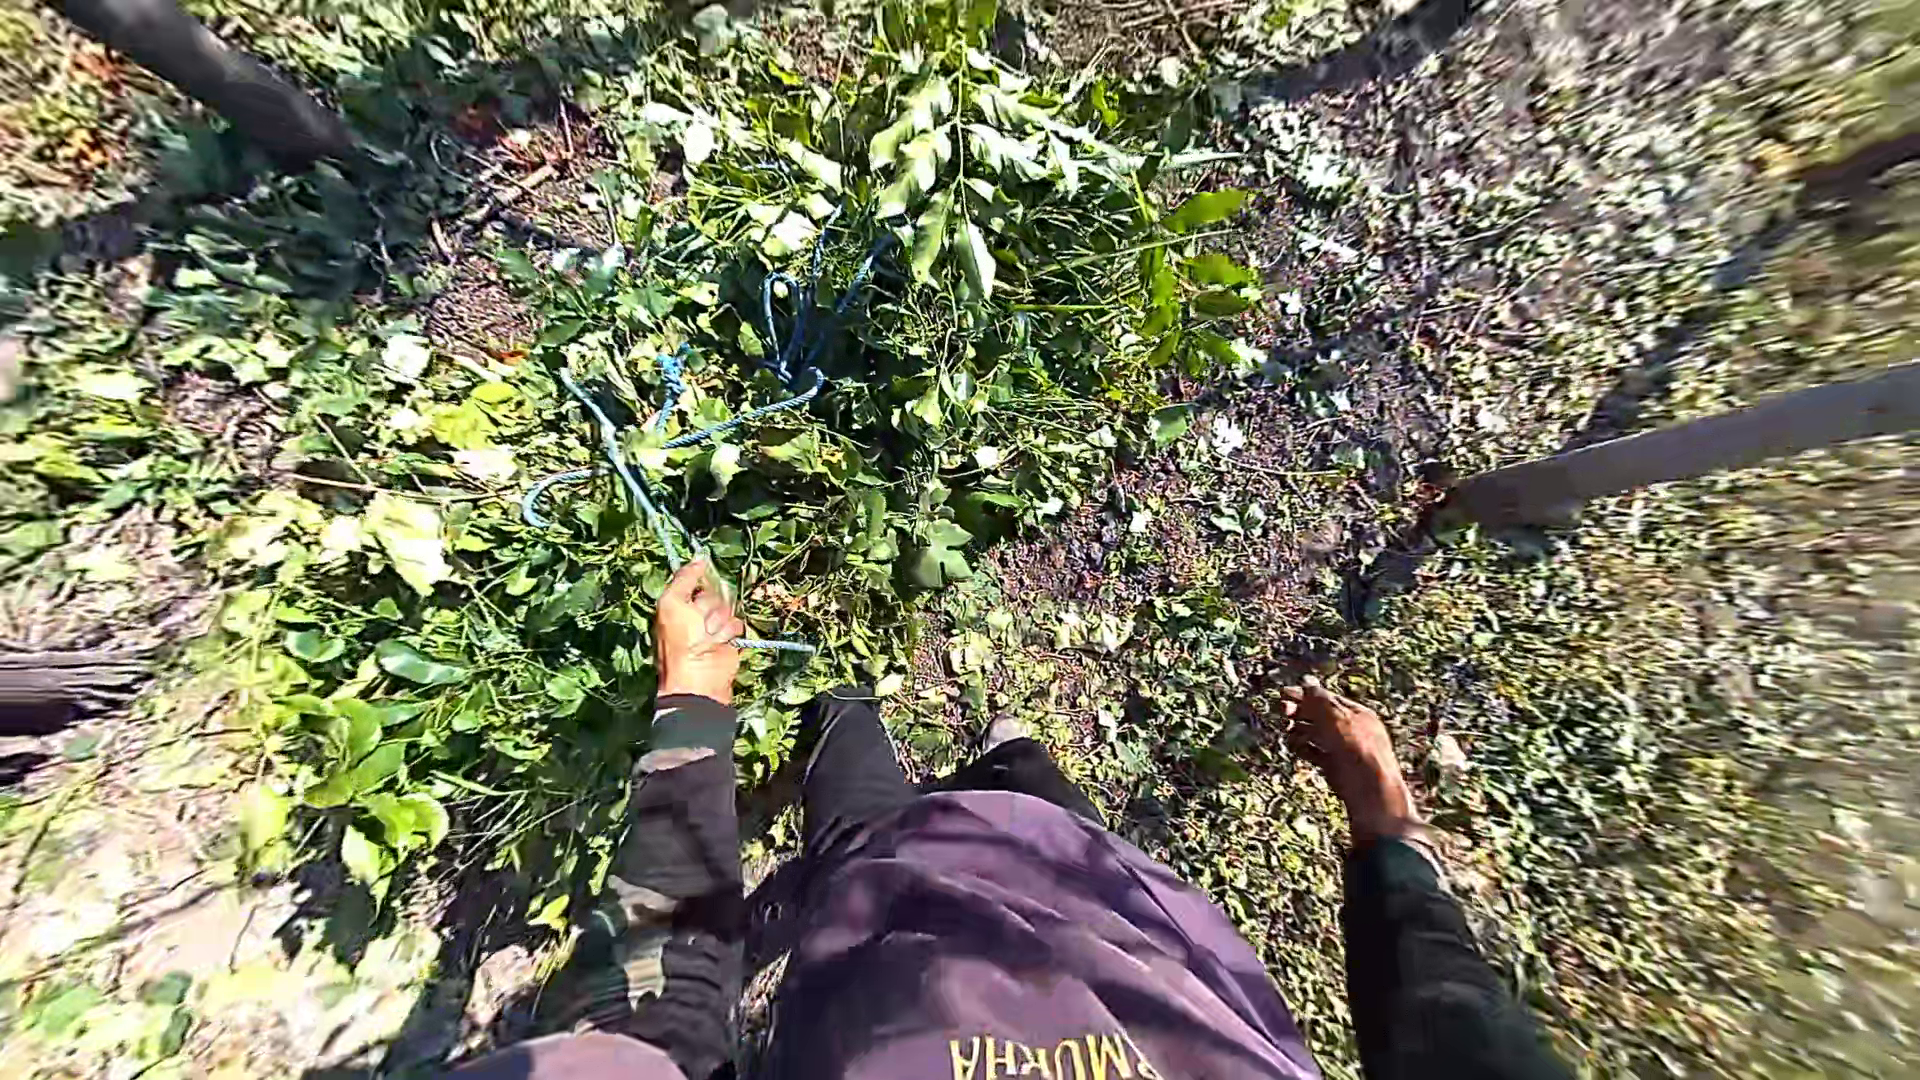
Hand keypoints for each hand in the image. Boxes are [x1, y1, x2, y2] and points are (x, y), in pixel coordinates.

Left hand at [655, 558, 744, 704]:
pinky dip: (729, 631)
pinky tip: (721, 641)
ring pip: (727, 606)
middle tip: (700, 623)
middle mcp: (693, 612)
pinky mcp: (729, 636)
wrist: (699, 674)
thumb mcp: (672, 603)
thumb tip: (699, 558)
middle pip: (713, 592)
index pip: (694, 581)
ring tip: (709, 636)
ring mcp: (712, 625)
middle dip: (708, 606)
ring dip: (719, 621)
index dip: (698, 583)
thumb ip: (684, 578)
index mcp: (676, 603)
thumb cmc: (680, 640)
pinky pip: (737, 622)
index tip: (699, 589)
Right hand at [1279, 680, 1422, 847]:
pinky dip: (1303, 748)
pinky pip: (1314, 752)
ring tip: (1286, 730)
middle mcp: (1350, 729)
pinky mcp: (1334, 766)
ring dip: (1298, 729)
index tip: (1283, 693)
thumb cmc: (1356, 749)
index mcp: (1357, 714)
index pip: (1326, 698)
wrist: (1371, 792)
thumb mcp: (1335, 717)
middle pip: (1319, 715)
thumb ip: (1318, 698)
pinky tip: (1293, 746)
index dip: (1305, 695)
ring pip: (1315, 733)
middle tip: (1282, 711)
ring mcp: (1342, 749)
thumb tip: (1306, 680)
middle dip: (1299, 712)